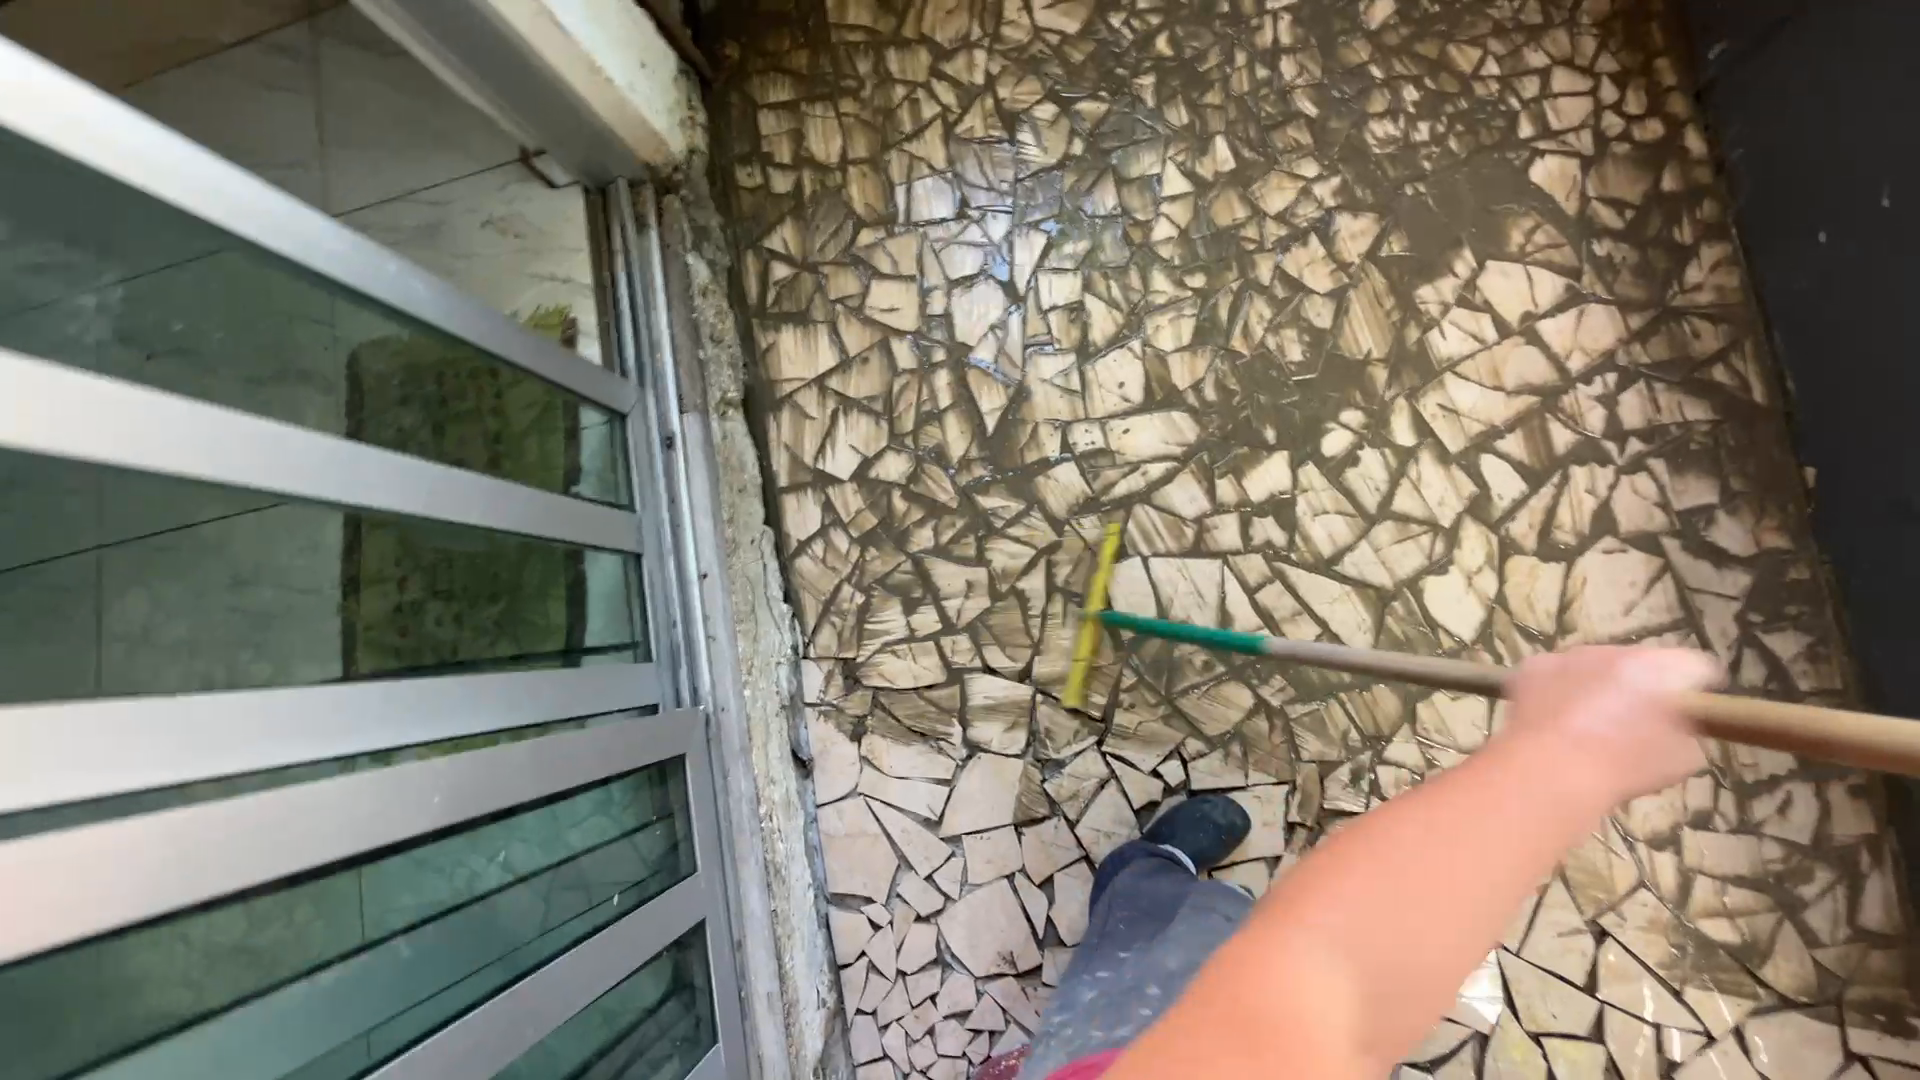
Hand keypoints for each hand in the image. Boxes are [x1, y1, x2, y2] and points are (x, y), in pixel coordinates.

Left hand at [1499, 646, 1723, 805]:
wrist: (1551, 766)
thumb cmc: (1627, 765)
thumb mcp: (1686, 755)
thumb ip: (1687, 725)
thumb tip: (1677, 720)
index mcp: (1661, 667)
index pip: (1695, 665)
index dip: (1697, 687)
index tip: (1692, 707)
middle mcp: (1613, 650)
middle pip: (1640, 660)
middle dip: (1643, 682)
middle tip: (1637, 716)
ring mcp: (1566, 655)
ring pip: (1594, 663)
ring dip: (1599, 682)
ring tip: (1591, 718)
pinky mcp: (1532, 666)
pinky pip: (1555, 671)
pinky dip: (1559, 687)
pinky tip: (1556, 715)